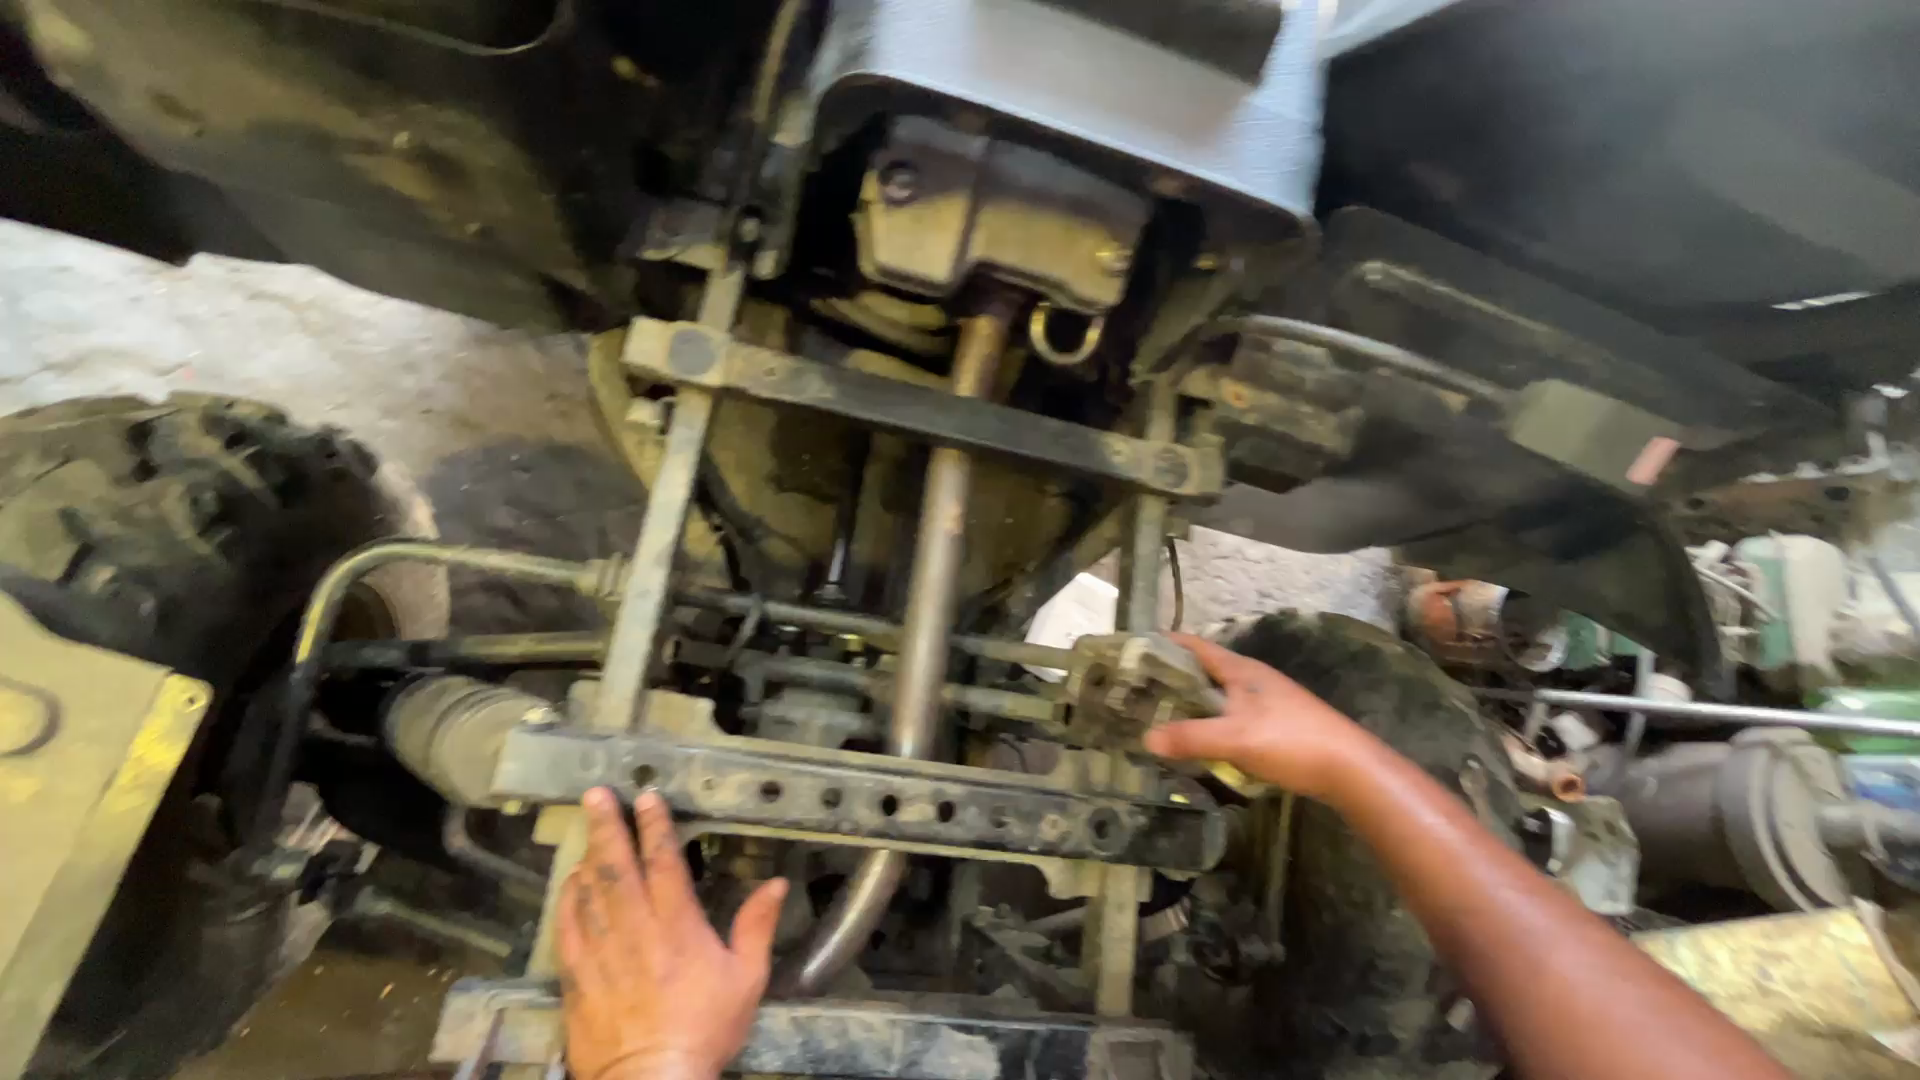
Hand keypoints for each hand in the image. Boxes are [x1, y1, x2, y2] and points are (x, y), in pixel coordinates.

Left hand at [558, 787, 786, 1079]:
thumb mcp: (747, 978)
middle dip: (608, 826)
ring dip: (587, 854)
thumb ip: (757, 926)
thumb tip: (777, 883)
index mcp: (677, 925)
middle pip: (617, 867)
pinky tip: (570, 883)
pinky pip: (568, 930)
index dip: (655, 826)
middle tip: (596, 793)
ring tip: (587, 825)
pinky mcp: (577, 979)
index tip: (648, 797)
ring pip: (589, 892)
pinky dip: (568, 901)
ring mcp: (601, 953)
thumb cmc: (705, 1028)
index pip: (663, 862)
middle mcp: (636, 929)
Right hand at [1141, 633, 1379, 799]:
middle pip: (1204, 669)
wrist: (1351, 769)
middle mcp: (1252, 678)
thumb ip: (1190, 737)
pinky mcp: (1275, 723)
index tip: (1135, 649)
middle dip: (1173, 675)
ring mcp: (1266, 700)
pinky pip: (1230, 713)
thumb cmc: (1291, 740)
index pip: (1196, 645)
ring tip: (1161, 713)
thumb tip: (1146, 738)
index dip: (1166, 643)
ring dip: (1192, 700)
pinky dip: (1210, 719)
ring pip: (1218, 693)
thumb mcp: (1235, 738)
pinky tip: (1200, 738)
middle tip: (1139, 688)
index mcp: (1241, 670)